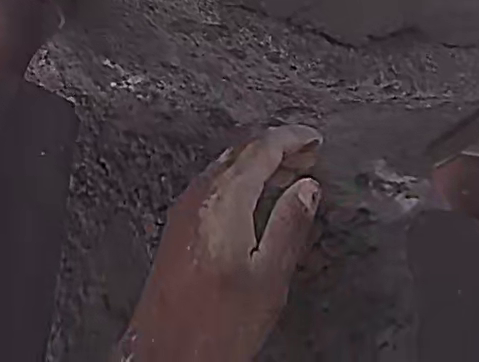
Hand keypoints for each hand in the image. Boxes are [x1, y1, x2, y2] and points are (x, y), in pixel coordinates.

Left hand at [116, 126, 323, 361]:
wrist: (164, 358)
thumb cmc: (214, 328)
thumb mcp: (268, 279)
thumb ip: (290, 225)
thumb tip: (308, 188)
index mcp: (224, 199)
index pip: (262, 147)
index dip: (292, 138)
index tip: (314, 138)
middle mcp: (201, 193)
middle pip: (243, 150)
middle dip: (278, 146)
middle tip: (307, 153)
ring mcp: (186, 206)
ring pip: (229, 163)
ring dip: (260, 161)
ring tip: (289, 174)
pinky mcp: (180, 223)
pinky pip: (217, 180)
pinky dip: (243, 177)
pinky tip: (257, 197)